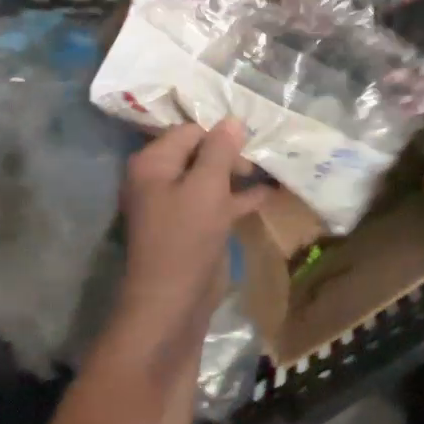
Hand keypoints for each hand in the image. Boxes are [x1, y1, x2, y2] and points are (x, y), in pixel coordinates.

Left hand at [115, 120, 272, 344]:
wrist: (173, 303)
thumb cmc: (186, 238)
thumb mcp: (207, 188)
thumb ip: (220, 151)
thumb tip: (233, 120)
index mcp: (153, 164)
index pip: (190, 131)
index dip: (220, 134)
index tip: (252, 141)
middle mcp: (159, 179)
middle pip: (199, 153)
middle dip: (231, 154)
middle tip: (261, 160)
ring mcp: (175, 205)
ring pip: (210, 179)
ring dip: (238, 175)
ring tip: (270, 168)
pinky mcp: (191, 228)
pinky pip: (215, 203)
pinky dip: (237, 198)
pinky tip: (267, 195)